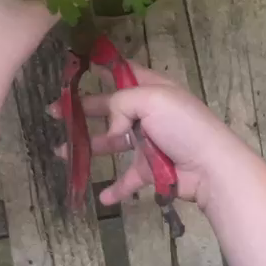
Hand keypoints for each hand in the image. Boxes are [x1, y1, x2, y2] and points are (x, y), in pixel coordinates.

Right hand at [67, 65, 262, 210]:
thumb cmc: (183, 126)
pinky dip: (115, 188)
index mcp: (151, 89)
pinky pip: (128, 179)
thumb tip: (110, 128)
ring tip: (62, 153)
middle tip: (54, 113)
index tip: (75, 68)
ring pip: (112, 143)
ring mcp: (148, 142)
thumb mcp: (151, 99)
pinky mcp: (151, 170)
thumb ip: (120, 104)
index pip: (122, 73)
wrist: (211, 167)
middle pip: (109, 109)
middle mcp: (148, 113)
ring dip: (88, 148)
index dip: (100, 69)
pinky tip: (103, 197)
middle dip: (82, 111)